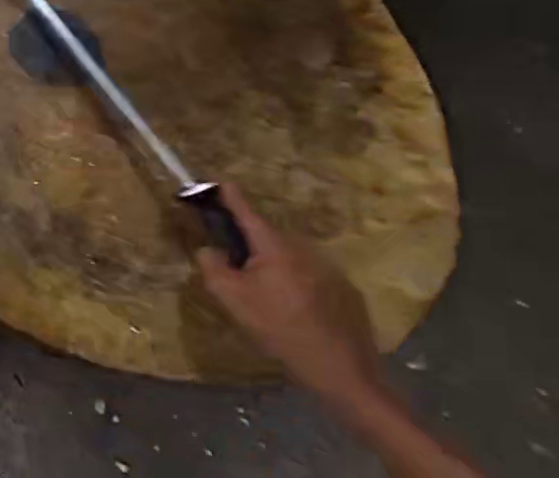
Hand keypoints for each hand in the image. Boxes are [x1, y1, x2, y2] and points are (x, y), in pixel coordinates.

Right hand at [195, 184, 386, 400]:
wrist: (345, 376)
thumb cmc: (280, 330)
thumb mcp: (229, 297)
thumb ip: (210, 263)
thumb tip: (211, 249)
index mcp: (276, 248)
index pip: (247, 210)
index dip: (229, 194)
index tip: (218, 181)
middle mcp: (306, 251)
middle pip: (268, 234)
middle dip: (249, 240)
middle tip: (234, 260)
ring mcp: (332, 271)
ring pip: (290, 254)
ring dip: (273, 260)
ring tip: (264, 288)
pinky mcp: (347, 292)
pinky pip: (311, 273)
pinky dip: (296, 278)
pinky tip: (293, 305)